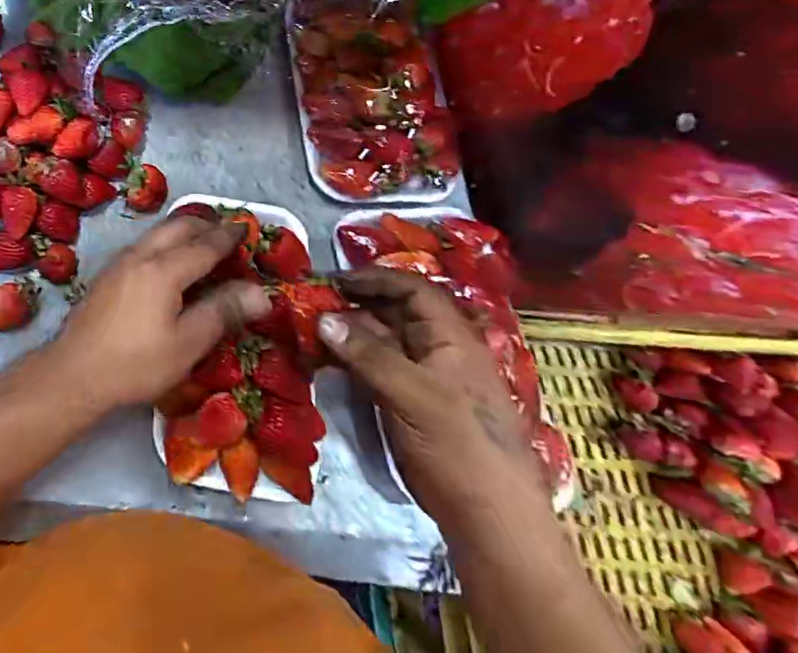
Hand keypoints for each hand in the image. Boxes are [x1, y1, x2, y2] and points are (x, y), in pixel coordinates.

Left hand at [41, 214, 269, 411]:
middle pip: (175, 228)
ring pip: (155, 235)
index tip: (246, 227)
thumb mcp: (188, 343)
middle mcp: (138, 256)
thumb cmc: (137, 363)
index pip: (204, 245)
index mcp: (162, 269)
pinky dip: (163, 245)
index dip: (227, 236)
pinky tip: (166, 264)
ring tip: (200, 243)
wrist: (75, 372)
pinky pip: (142, 247)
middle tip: (226, 231)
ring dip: (180, 232)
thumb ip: (223, 312)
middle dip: (203, 225)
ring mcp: (117, 264)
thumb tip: (260, 292)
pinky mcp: (106, 276)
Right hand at [318, 268, 545, 523]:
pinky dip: (350, 358)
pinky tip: (324, 358)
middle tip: (311, 303)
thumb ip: (367, 355)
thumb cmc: (459, 448)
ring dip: (347, 331)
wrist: (489, 519)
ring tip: (309, 328)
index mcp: (452, 339)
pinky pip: (376, 367)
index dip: (376, 278)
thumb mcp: (412, 396)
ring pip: (381, 340)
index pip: (414, 289)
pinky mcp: (409, 402)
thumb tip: (322, 318)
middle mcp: (438, 351)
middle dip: (354, 303)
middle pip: (394, 312)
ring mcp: (423, 378)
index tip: (334, 280)